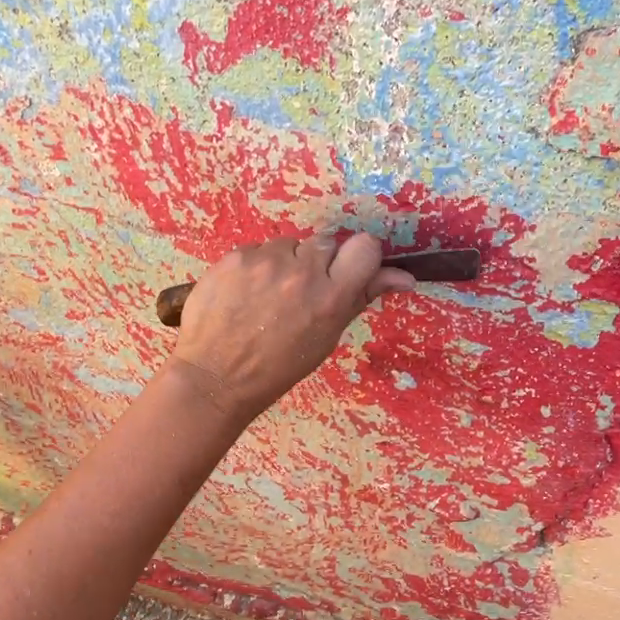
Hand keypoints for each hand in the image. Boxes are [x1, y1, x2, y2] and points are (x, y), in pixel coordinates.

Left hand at [166, 233, 414, 421]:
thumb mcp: (327, 337)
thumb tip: (405, 277)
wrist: (215, 378)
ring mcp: (265, 261)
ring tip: (266, 296)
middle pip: (326, 242)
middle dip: (317, 262)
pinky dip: (255, 266)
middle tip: (299, 293)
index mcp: (331, 298)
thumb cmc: (278, 365)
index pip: (365, 247)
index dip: (357, 257)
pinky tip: (243, 293)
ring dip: (285, 262)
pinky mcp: (235, 256)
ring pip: (289, 244)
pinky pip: (257, 249)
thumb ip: (362, 298)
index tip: (342, 273)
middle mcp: (302, 272)